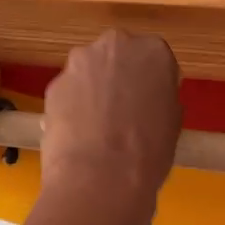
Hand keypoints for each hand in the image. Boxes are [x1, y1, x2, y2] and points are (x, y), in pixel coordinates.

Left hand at [40, 30, 181, 217]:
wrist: (100, 178)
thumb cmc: (149, 153)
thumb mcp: (172, 122)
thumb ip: (161, 99)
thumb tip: (147, 101)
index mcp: (154, 51)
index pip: (154, 60)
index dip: (149, 85)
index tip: (147, 106)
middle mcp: (115, 46)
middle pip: (117, 58)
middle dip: (117, 80)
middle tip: (121, 114)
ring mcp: (79, 63)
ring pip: (88, 73)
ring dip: (91, 92)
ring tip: (95, 129)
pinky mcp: (53, 85)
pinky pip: (67, 93)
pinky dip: (70, 109)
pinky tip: (76, 136)